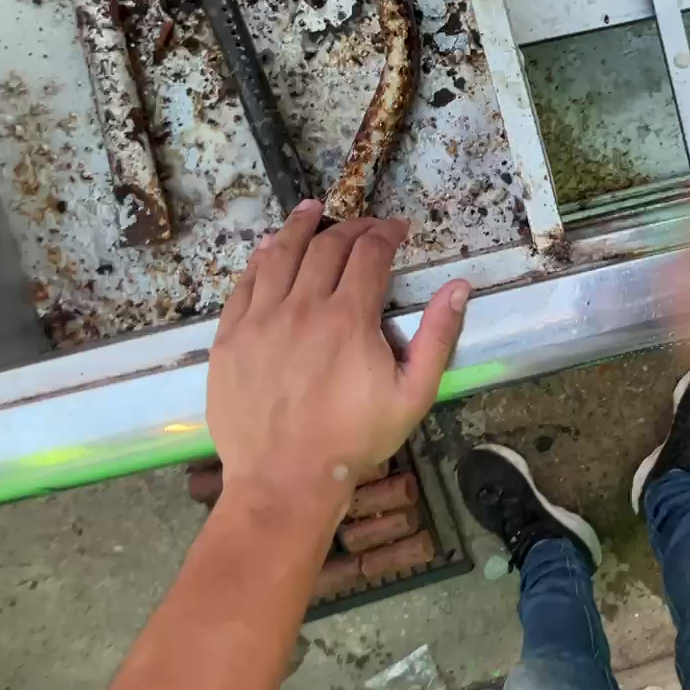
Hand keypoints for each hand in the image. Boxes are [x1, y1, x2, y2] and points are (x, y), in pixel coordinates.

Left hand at [207, 200, 469, 531]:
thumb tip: (460, 286)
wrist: (285, 481)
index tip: (399, 228)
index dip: (387, 233)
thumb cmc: (357, 437)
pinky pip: (243, 285)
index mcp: (349, 319)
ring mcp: (260, 321)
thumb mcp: (414, 393)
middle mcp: (302, 308)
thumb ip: (438, 335)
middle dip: (352, 227)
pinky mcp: (229, 339)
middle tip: (367, 225)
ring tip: (312, 208)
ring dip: (299, 227)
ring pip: (279, 255)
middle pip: (327, 247)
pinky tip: (268, 249)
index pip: (369, 254)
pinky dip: (259, 259)